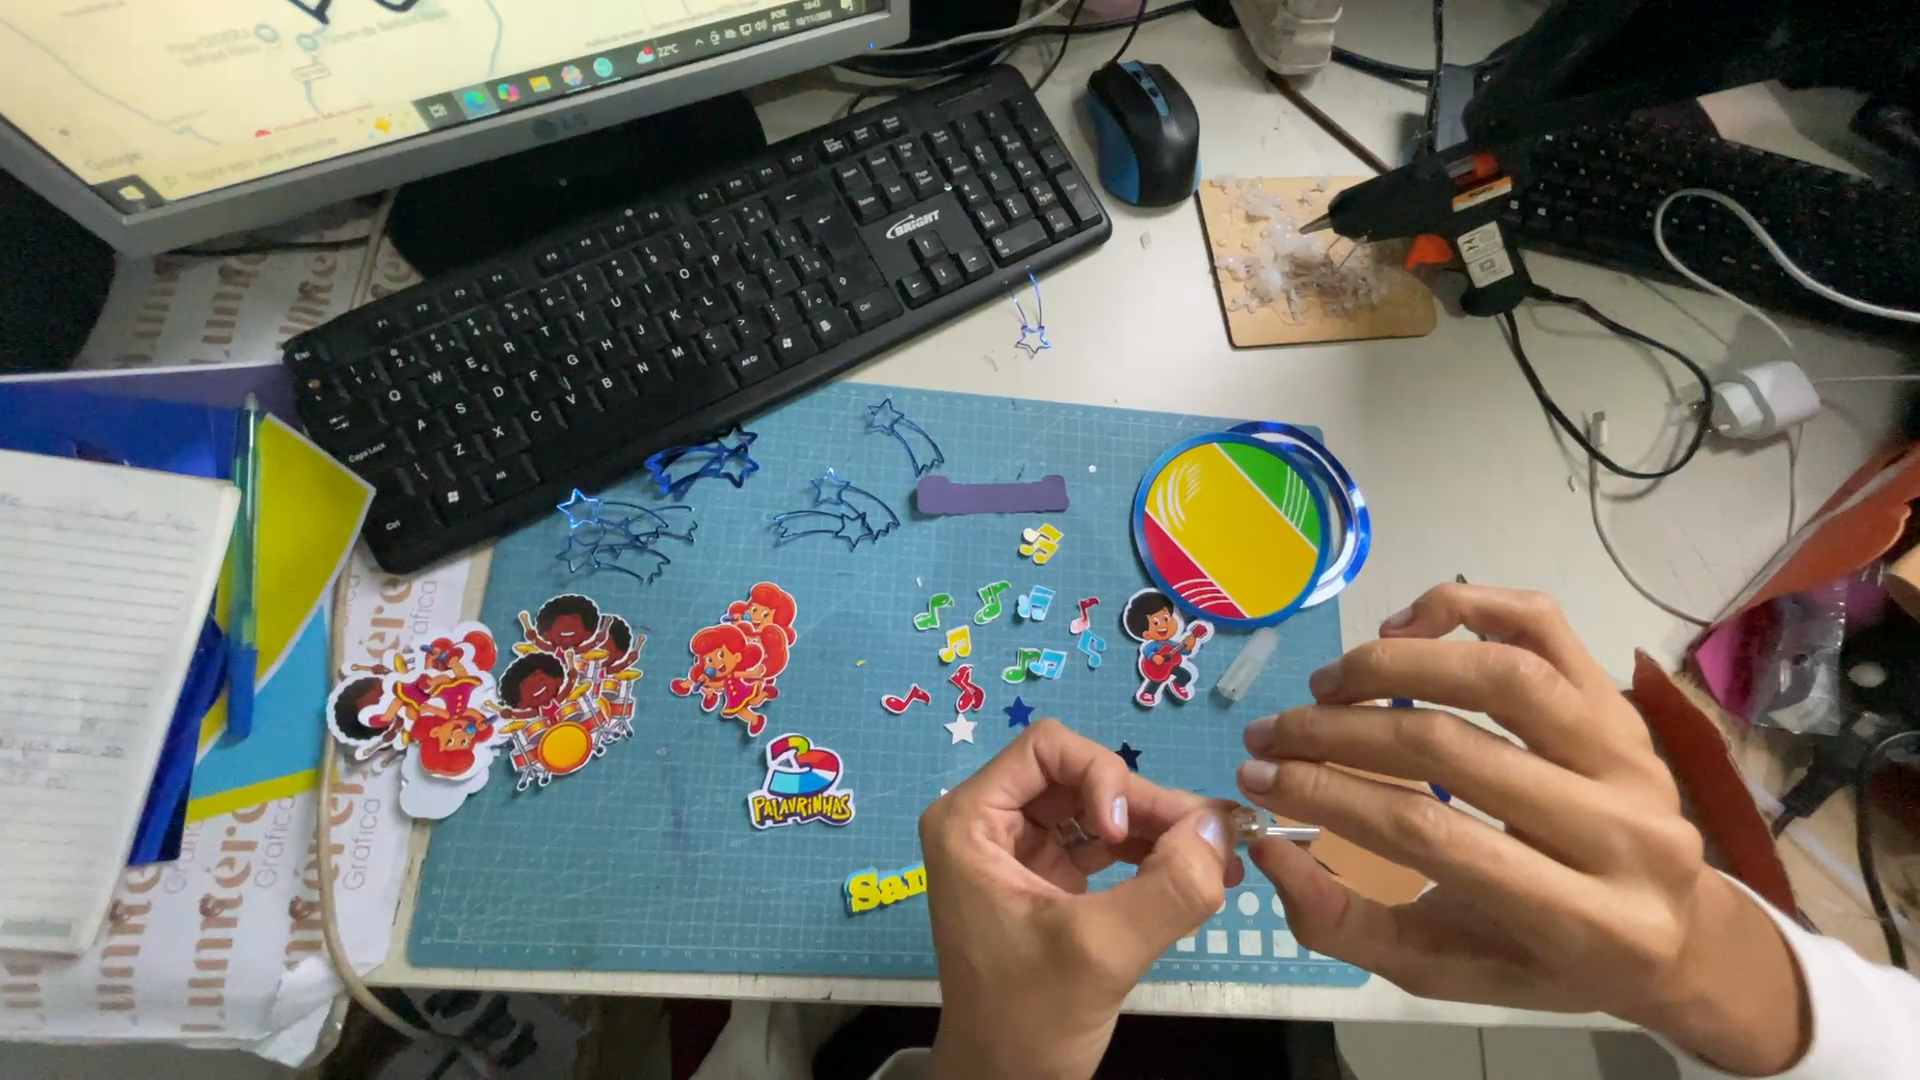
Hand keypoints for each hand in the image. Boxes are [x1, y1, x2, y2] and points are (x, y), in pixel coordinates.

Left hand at [921, 718, 1241, 1079]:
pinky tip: (1192, 869)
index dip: (1097, 774)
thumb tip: (1218, 828)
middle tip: (1210, 837)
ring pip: (1096, 803)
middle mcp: (991, 819)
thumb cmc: (1028, 1020)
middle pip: (1078, 775)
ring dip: (1154, 825)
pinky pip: (1101, 839)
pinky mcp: (1048, 872)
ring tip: (1216, 854)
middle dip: (1142, 804)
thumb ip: (1165, 890)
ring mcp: (1020, 845)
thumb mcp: (1099, 954)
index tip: (1124, 832)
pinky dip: (1146, 850)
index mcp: (970, 819)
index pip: (1045, 749)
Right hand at [1237, 583, 1808, 1076]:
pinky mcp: (1618, 701)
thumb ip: (1344, 924)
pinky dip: (1457, 606)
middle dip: (1331, 732)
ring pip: (1497, 670)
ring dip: (1385, 665)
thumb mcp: (1440, 969)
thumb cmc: (1541, 956)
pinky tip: (1399, 628)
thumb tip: (1265, 847)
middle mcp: (1626, 831)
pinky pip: (1538, 622)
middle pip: (1446, 745)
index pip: (1423, 830)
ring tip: (1326, 684)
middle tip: (1270, 733)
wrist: (1674, 933)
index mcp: (1587, 922)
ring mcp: (1630, 753)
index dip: (1321, 794)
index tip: (1255, 777)